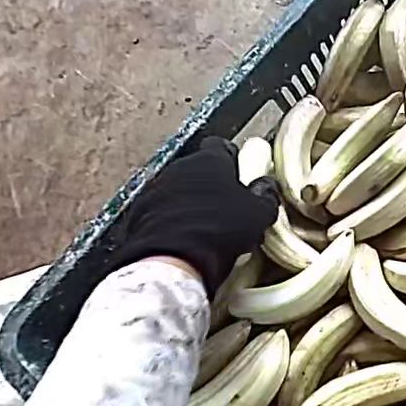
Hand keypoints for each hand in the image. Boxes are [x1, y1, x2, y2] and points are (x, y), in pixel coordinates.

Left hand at [107, 137, 278, 294]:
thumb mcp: (259, 213)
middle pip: (198, 169)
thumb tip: (268, 186)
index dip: (232, 158)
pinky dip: (172, 220)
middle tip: (228, 206)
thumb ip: (266, 195)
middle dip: (212, 184)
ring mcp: (154, 190)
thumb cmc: (221, 229)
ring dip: (190, 202)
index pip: (220, 146)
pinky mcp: (137, 214)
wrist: (173, 259)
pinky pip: (159, 212)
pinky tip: (185, 239)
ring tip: (207, 227)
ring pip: (177, 190)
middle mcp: (178, 168)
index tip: (240, 172)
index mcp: (210, 161)